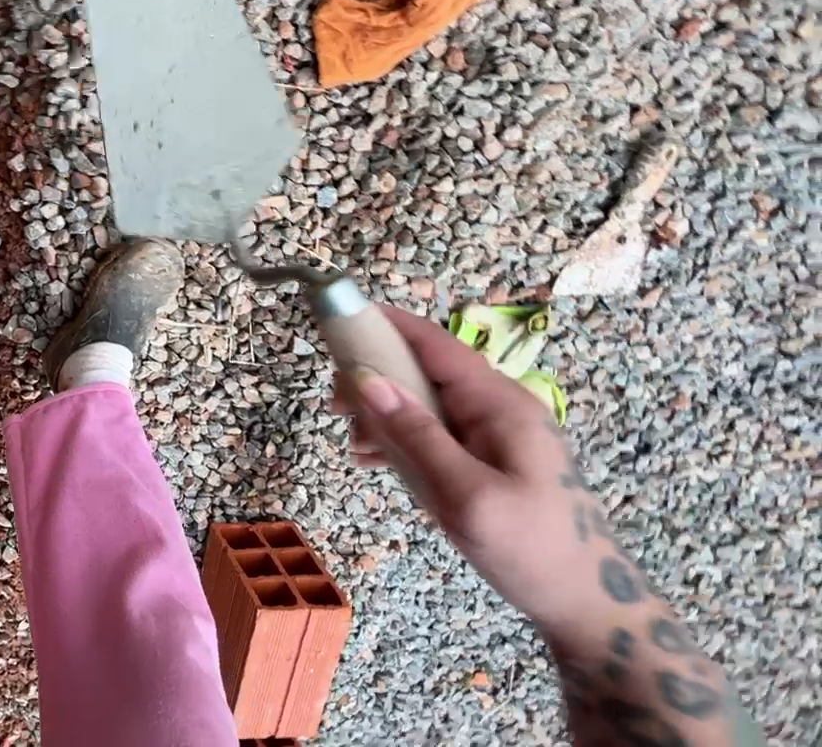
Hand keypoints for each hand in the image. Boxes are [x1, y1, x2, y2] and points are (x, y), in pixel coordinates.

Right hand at [343, 308, 620, 631]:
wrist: (587, 607)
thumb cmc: (530, 549)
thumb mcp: (465, 494)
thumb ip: (416, 434)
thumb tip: (365, 378)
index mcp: (500, 405)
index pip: (436, 344)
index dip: (387, 323)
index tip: (338, 317)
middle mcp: (497, 407)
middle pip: (422, 368)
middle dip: (372, 378)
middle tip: (336, 409)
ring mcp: (492, 431)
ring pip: (420, 398)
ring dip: (379, 412)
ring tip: (355, 446)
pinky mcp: (484, 454)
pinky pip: (429, 427)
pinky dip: (396, 435)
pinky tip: (373, 460)